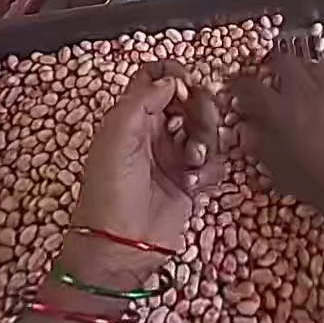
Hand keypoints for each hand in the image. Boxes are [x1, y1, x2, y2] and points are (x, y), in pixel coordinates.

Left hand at [71, 62, 222, 261]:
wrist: (119, 247)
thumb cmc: (110, 189)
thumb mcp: (118, 137)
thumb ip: (143, 100)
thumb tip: (172, 81)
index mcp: (133, 115)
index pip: (155, 78)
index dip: (173, 75)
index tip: (186, 87)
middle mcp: (155, 130)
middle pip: (189, 99)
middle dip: (199, 108)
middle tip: (194, 127)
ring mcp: (174, 155)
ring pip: (206, 128)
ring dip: (206, 140)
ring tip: (193, 160)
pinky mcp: (191, 180)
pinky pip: (213, 161)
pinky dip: (209, 169)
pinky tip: (194, 184)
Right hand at [229, 50, 323, 215]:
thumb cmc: (321, 182)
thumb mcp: (282, 173)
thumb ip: (261, 146)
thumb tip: (245, 130)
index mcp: (283, 112)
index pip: (253, 87)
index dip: (239, 85)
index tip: (234, 87)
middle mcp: (304, 93)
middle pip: (284, 61)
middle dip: (271, 64)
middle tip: (266, 75)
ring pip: (310, 63)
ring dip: (298, 67)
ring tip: (293, 77)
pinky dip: (323, 72)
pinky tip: (321, 80)